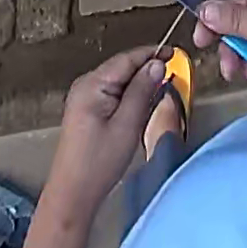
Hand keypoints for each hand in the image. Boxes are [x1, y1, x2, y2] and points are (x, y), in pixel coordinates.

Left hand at [42, 47, 164, 219]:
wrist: (73, 195)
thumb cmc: (98, 162)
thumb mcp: (127, 124)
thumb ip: (142, 91)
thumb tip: (156, 64)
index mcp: (92, 84)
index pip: (126, 59)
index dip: (151, 54)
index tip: (173, 52)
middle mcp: (85, 84)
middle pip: (122, 67)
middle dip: (146, 68)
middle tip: (171, 72)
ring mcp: (83, 96)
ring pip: (118, 79)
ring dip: (139, 82)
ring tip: (160, 87)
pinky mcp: (85, 109)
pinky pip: (112, 91)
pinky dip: (129, 94)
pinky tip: (141, 104)